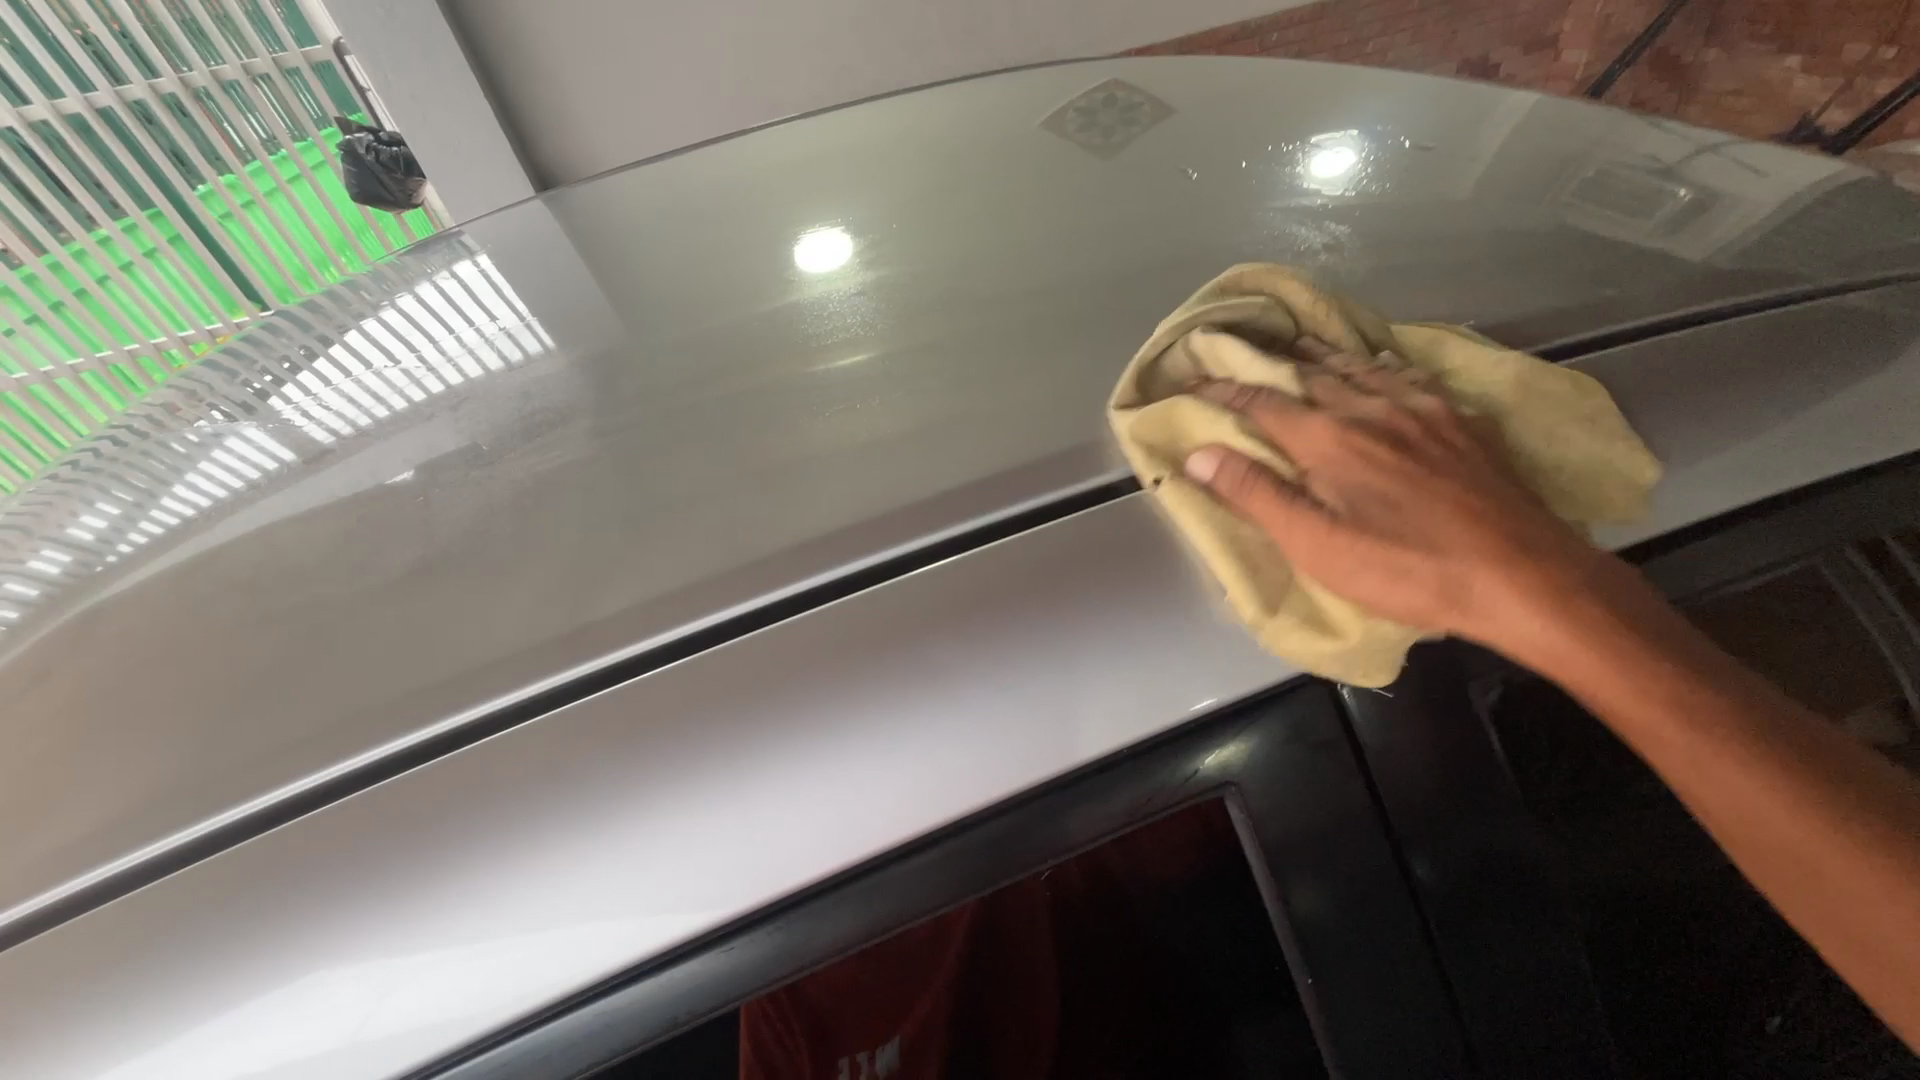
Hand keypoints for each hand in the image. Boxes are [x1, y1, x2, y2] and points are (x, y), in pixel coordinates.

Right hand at [1182, 338, 1631, 654]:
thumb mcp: (1315, 545)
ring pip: (1362, 369)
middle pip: (1312, 375)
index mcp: (1328, 440)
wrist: (1522, 575)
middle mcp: (1371, 411)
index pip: (1262, 404)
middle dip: (1273, 362)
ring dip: (1324, 357)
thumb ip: (1256, 496)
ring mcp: (1422, 412)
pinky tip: (1383, 369)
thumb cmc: (1405, 569)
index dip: (1224, 391)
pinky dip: (1381, 367)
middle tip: (1246, 347)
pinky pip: (1409, 378)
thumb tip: (1199, 455)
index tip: (1194, 380)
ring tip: (1303, 347)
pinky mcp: (1460, 424)